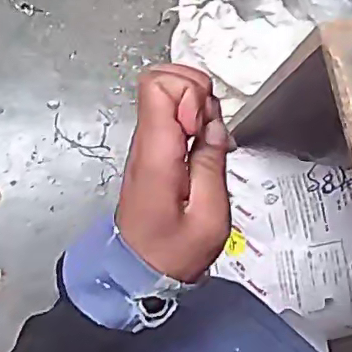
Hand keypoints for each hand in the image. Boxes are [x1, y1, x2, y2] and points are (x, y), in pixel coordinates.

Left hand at [117, 64, 232, 280]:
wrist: (138, 272)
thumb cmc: (170, 254)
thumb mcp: (209, 217)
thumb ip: (212, 164)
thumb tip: (214, 128)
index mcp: (155, 155)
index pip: (159, 86)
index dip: (190, 93)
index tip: (203, 126)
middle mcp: (144, 144)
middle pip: (161, 79)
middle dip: (195, 91)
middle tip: (209, 128)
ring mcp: (145, 146)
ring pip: (166, 94)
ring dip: (195, 107)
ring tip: (207, 140)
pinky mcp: (151, 152)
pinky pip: (169, 117)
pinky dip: (190, 121)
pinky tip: (201, 147)